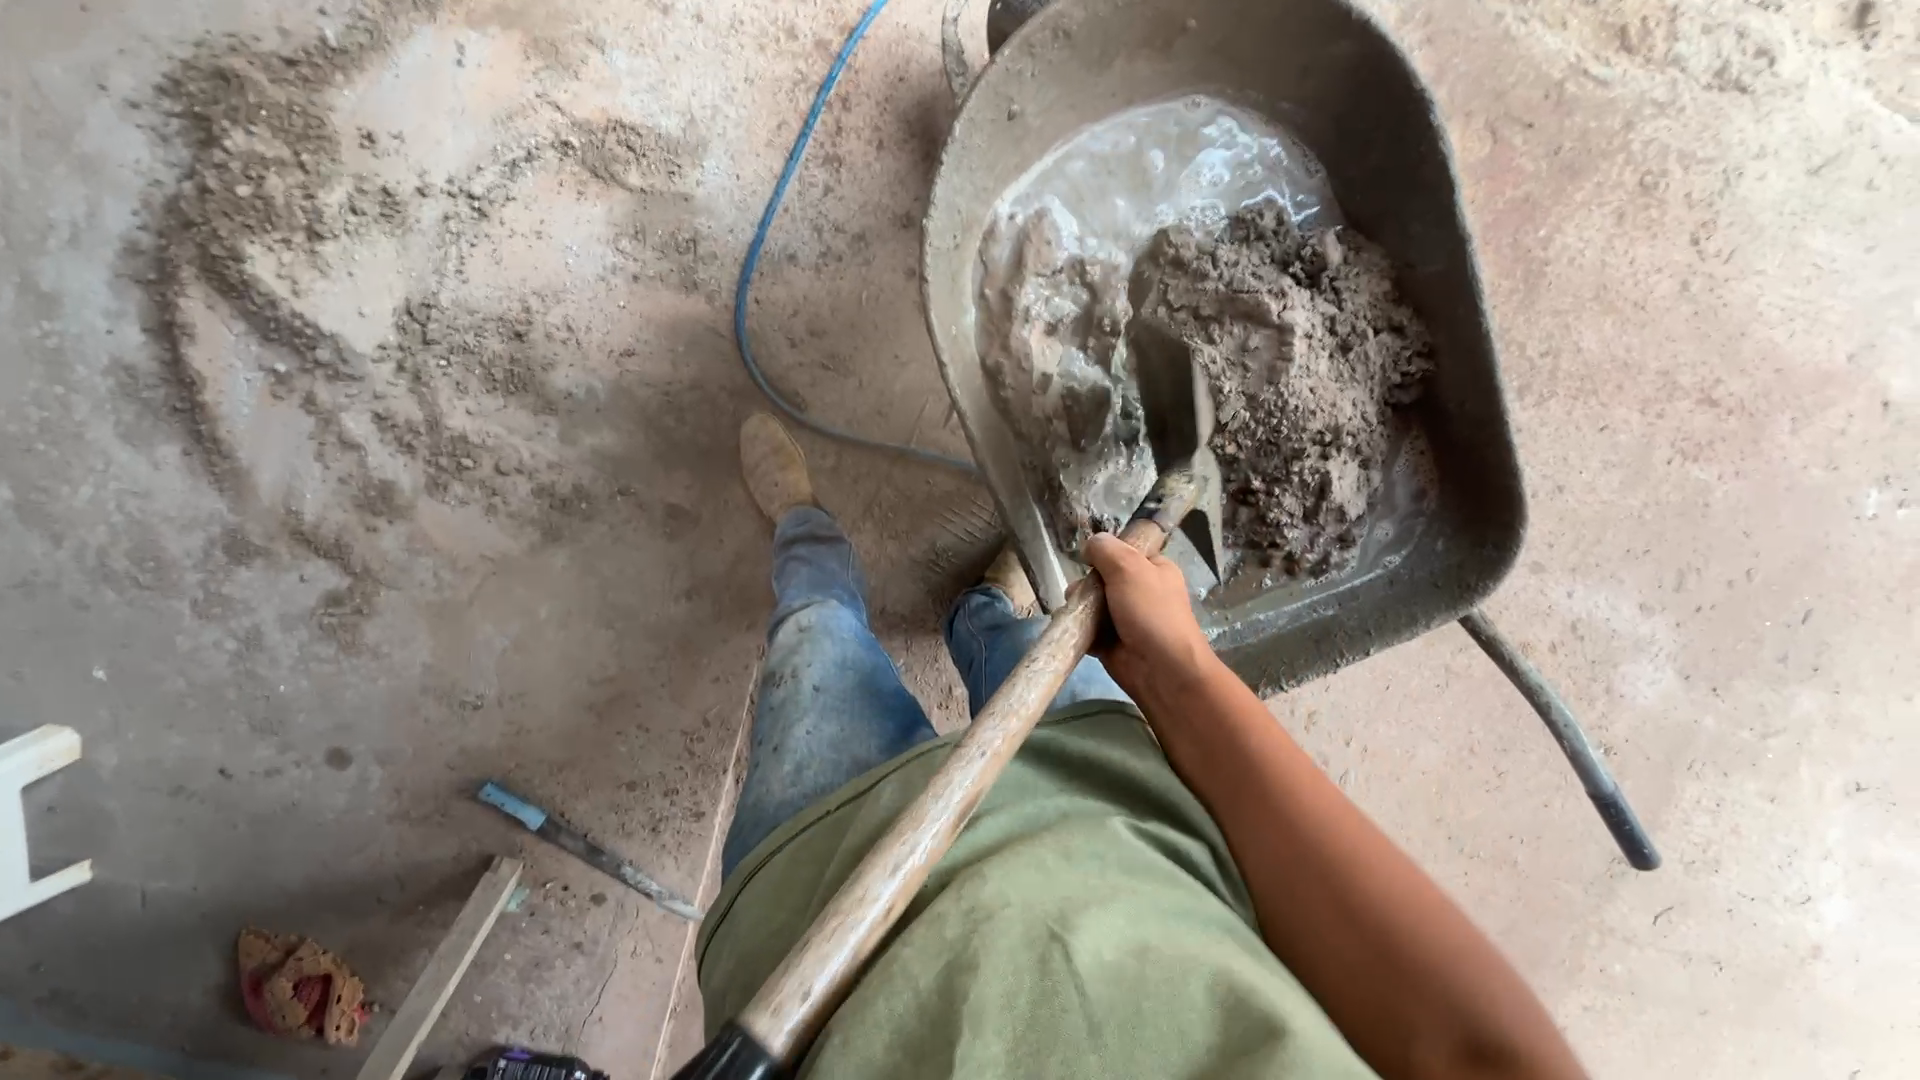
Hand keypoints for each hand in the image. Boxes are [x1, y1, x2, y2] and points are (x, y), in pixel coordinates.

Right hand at [1082, 532, 1220, 704]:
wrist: (1161, 669)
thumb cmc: (1150, 612)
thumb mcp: (1129, 567)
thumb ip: (1106, 549)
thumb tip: (1090, 545)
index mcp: (1155, 569)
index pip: (1126, 552)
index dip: (1106, 554)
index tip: (1090, 560)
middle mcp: (1141, 592)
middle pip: (1103, 578)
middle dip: (1088, 584)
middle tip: (1082, 593)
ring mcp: (1127, 618)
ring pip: (1092, 604)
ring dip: (1080, 607)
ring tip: (1076, 613)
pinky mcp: (1112, 642)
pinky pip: (1089, 629)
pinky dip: (1080, 629)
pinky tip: (1073, 629)